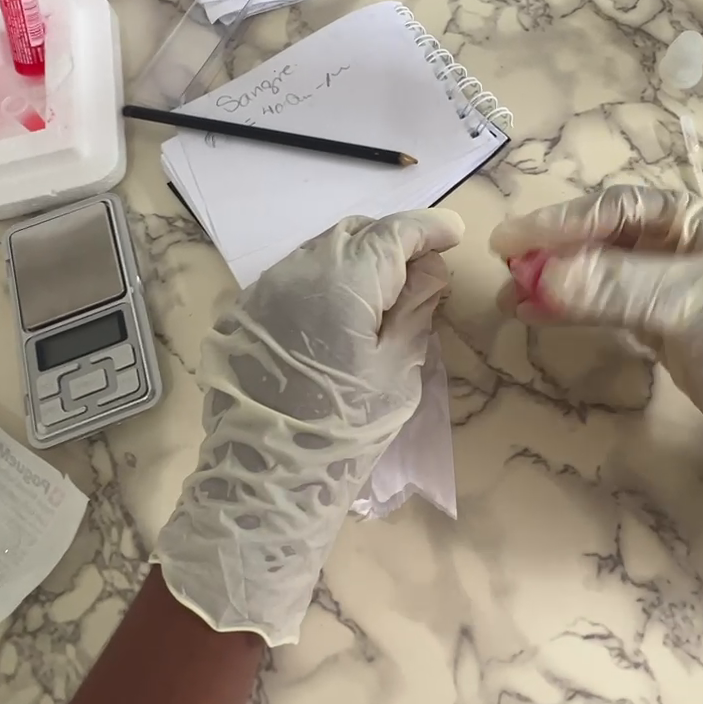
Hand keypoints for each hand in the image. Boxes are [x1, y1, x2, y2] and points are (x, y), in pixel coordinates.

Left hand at [156, 209, 463, 645]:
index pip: (393, 233)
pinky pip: (297, 270)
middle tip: (423, 266)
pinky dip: (328, 273)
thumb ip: (417, 307)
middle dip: (393, 238)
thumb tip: (431, 267)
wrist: (266, 476)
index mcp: (343, 284)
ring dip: (359, 254)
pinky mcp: (248, 307)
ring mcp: (266, 287)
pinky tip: (342, 305)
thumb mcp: (398, 370)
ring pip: (323, 246)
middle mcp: (299, 271)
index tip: (455, 233)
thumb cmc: (345, 430)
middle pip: (355, 231)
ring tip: (384, 288)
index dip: (428, 227)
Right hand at [490, 185, 702, 548]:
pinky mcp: (654, 322)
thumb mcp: (693, 305)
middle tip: (503, 267)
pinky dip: (567, 309)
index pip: (615, 209)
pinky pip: (599, 305)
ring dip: (551, 282)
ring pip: (594, 272)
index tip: (510, 241)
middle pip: (598, 236)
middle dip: (551, 251)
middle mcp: (675, 243)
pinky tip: (534, 314)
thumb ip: (618, 286)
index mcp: (694, 219)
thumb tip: (541, 278)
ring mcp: (663, 284)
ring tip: (507, 296)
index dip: (560, 222)